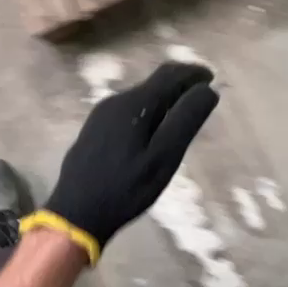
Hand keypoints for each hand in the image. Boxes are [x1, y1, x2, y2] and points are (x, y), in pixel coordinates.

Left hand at [42, 62, 218, 253]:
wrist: (75, 214)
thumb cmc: (125, 189)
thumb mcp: (164, 157)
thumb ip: (186, 121)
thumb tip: (208, 90)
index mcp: (134, 103)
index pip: (169, 74)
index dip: (193, 73)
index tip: (211, 79)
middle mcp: (115, 100)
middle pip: (154, 84)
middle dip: (180, 87)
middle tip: (201, 101)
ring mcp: (101, 114)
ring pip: (141, 98)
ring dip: (164, 101)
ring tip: (181, 119)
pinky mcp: (94, 128)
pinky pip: (129, 111)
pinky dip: (148, 113)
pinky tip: (153, 134)